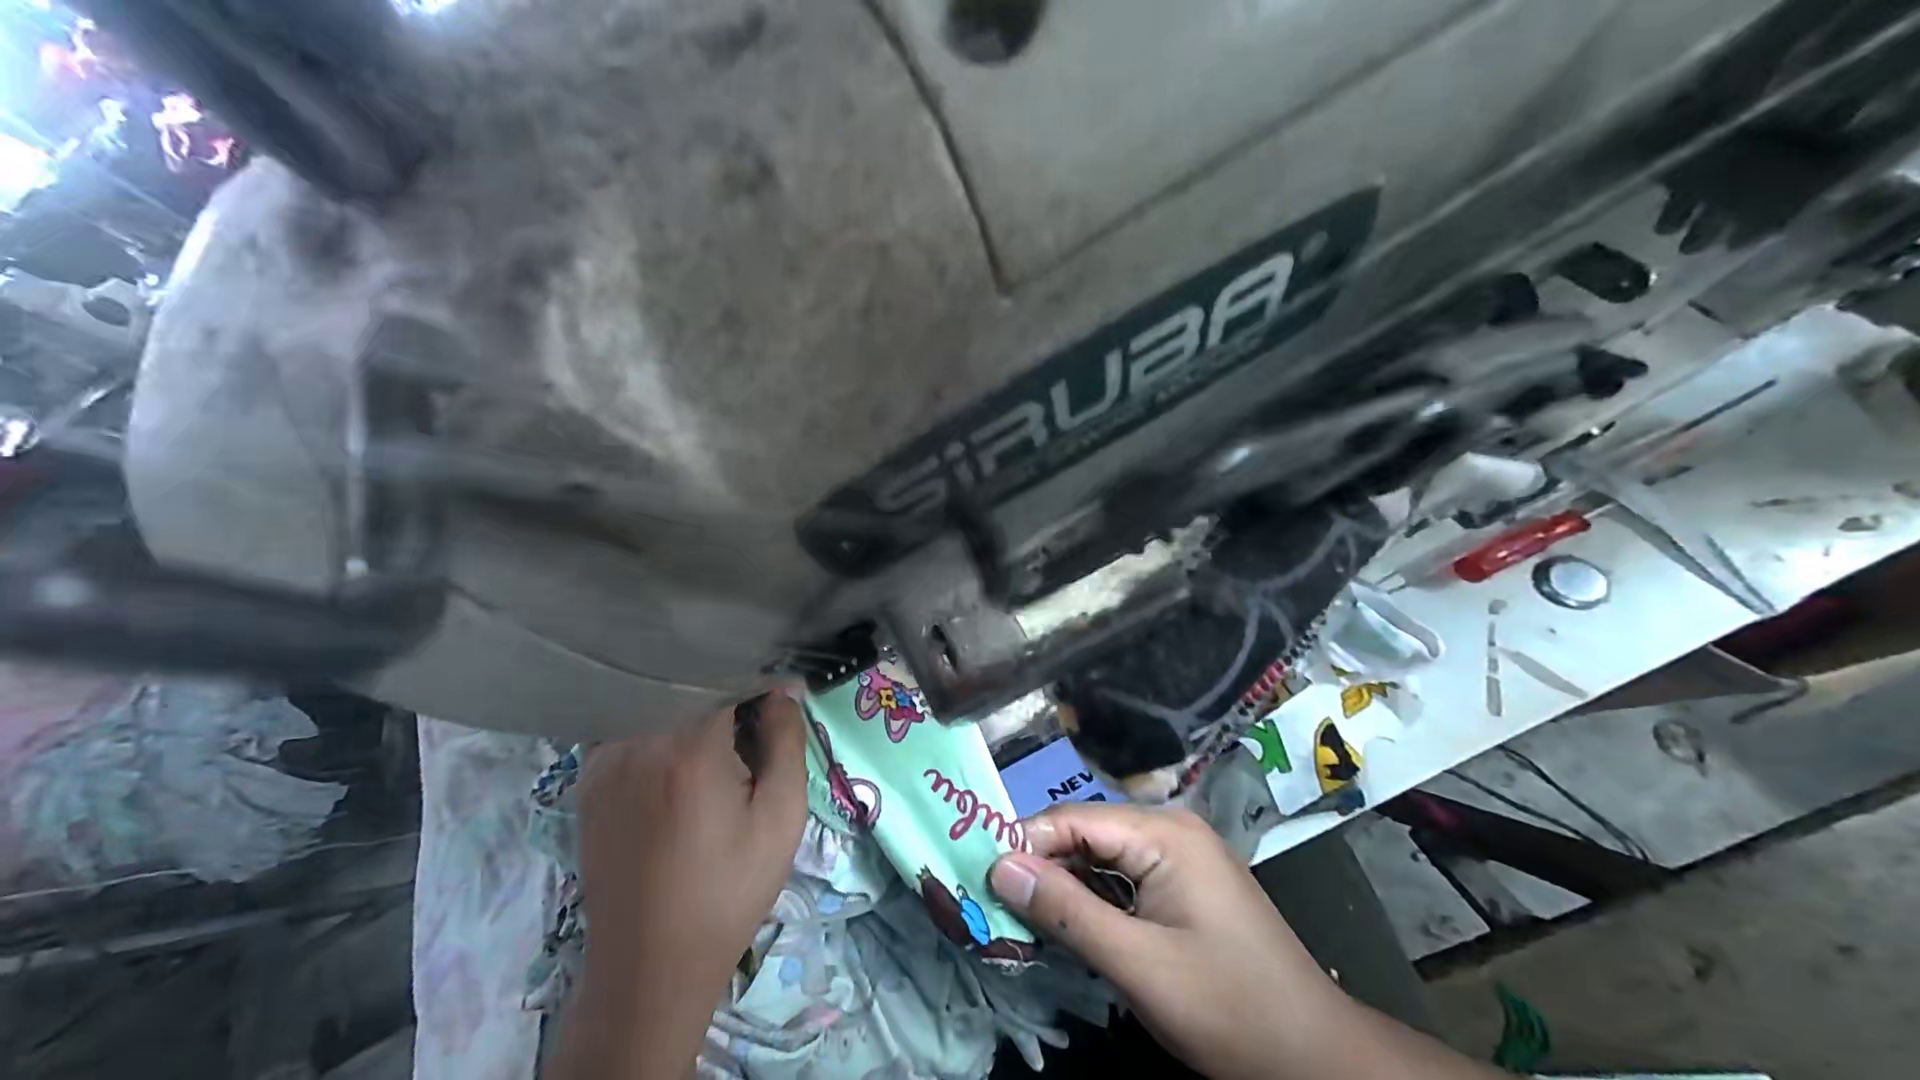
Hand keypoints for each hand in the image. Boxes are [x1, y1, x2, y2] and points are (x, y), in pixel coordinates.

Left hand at [549, 693, 808, 1079]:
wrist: (652, 963)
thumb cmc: (728, 889)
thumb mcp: (781, 816)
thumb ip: (786, 741)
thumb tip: (783, 690)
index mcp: (687, 747)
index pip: (728, 676)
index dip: (760, 680)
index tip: (783, 696)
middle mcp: (636, 740)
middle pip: (689, 685)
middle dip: (728, 694)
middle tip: (754, 727)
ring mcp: (603, 758)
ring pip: (658, 703)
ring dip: (692, 711)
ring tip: (718, 747)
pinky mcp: (588, 779)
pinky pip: (632, 728)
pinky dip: (661, 730)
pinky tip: (680, 766)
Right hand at [988, 803, 1502, 1079]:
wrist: (1317, 1058)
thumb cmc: (1228, 1007)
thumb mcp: (1137, 963)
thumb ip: (1066, 911)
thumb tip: (998, 865)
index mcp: (1165, 833)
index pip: (1074, 819)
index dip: (1025, 844)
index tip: (981, 877)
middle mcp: (1171, 830)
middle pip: (1086, 834)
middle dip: (1042, 866)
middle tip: (995, 901)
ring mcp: (1180, 857)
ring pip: (1101, 858)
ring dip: (1064, 886)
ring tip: (1021, 915)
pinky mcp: (1182, 886)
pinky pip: (1122, 879)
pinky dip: (1092, 900)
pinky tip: (1069, 926)